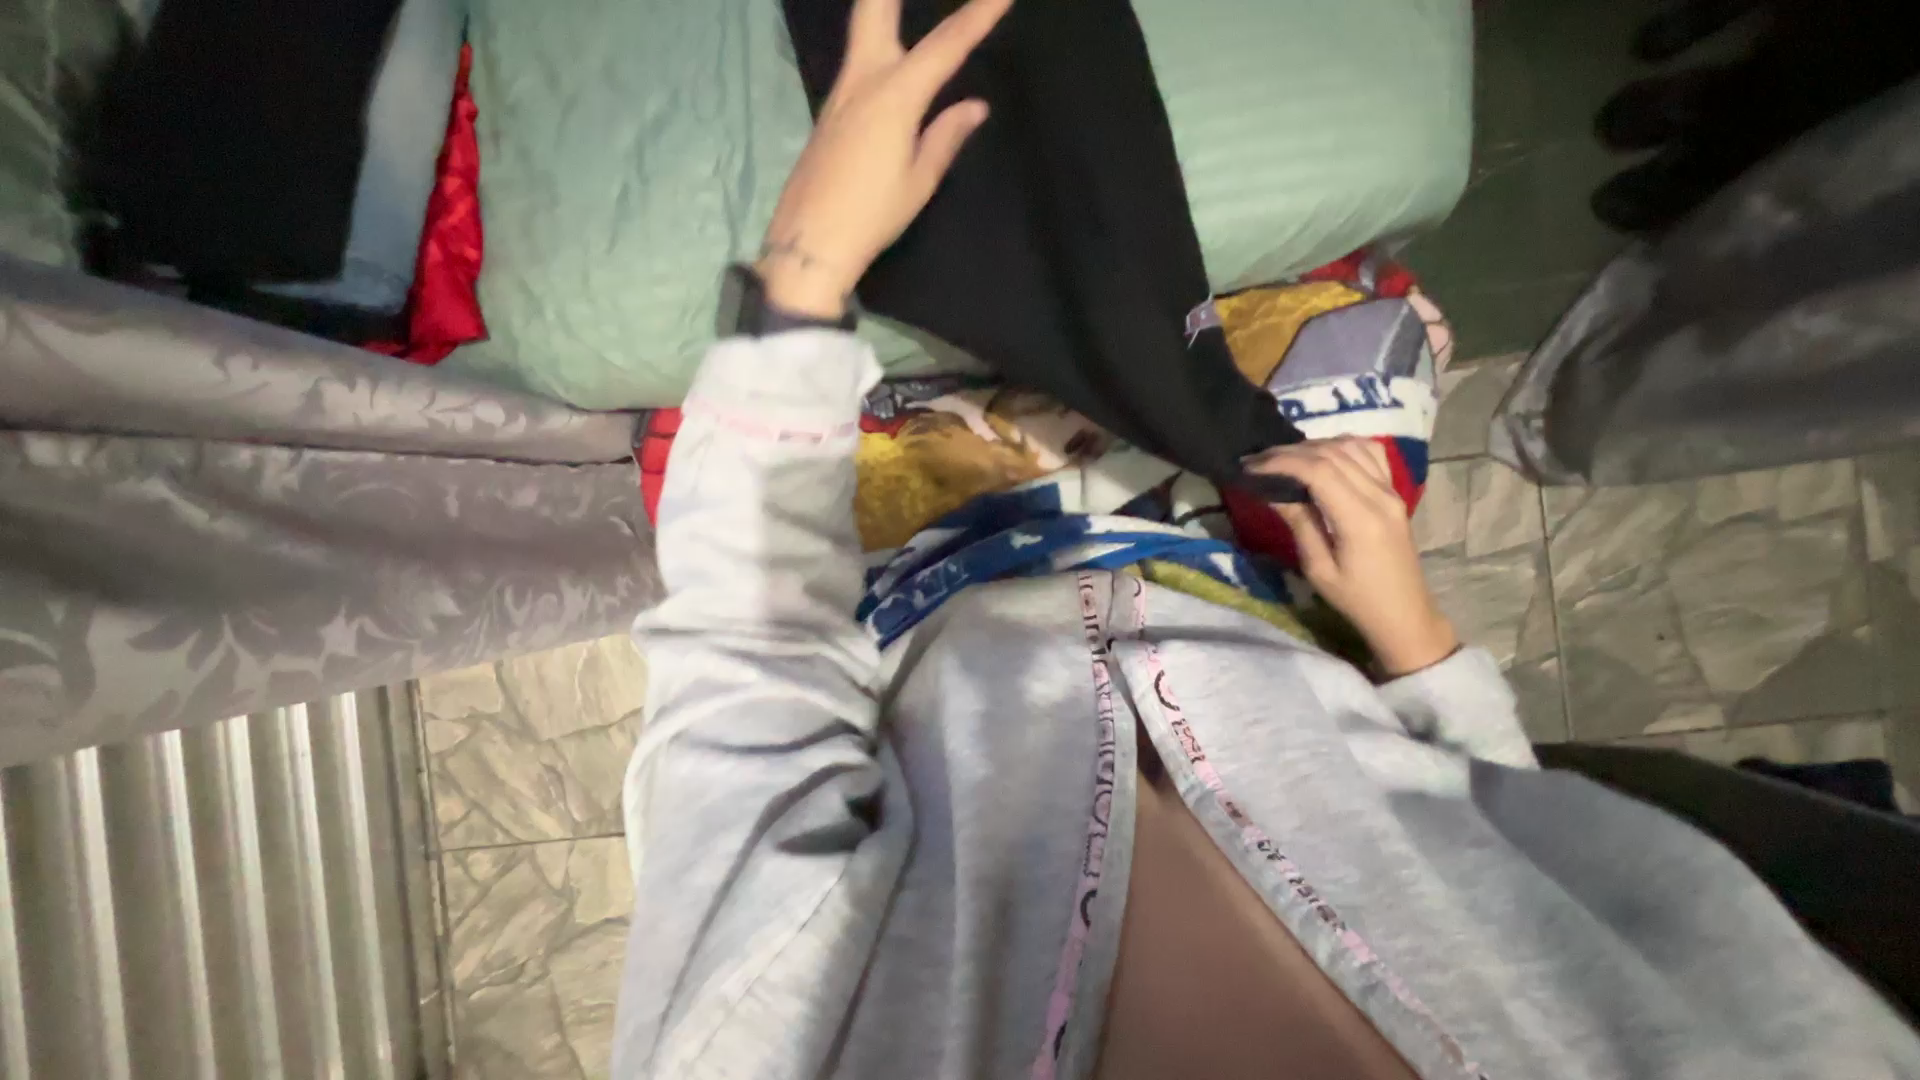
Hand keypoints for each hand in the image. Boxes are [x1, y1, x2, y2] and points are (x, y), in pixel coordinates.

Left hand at [756, 0, 1012, 318]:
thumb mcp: (918, 181)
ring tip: (902, 8)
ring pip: (861, 28)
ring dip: (881, 7)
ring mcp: (840, 93)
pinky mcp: (829, 112)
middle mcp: (863, 80)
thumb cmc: (871, 216)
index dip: (977, 15)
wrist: (811, 241)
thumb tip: (974, 107)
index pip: (945, 45)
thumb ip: (946, 137)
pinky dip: (875, 42)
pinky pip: (856, 62)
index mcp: (895, 96)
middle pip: (873, 6)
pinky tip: (888, 53)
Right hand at [1251, 438, 1458, 676]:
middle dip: (1289, 452)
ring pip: (1352, 446)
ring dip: (1314, 445)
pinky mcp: (1395, 492)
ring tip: (1284, 458)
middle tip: (1257, 460)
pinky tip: (1321, 455)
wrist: (1404, 613)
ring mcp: (1392, 491)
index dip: (1281, 462)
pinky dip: (1342, 446)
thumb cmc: (1356, 599)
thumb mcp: (1318, 569)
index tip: (1251, 467)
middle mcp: (1380, 496)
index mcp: (1360, 518)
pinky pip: (1370, 453)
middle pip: (1332, 453)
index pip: (1319, 471)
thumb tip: (1273, 491)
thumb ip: (1299, 523)